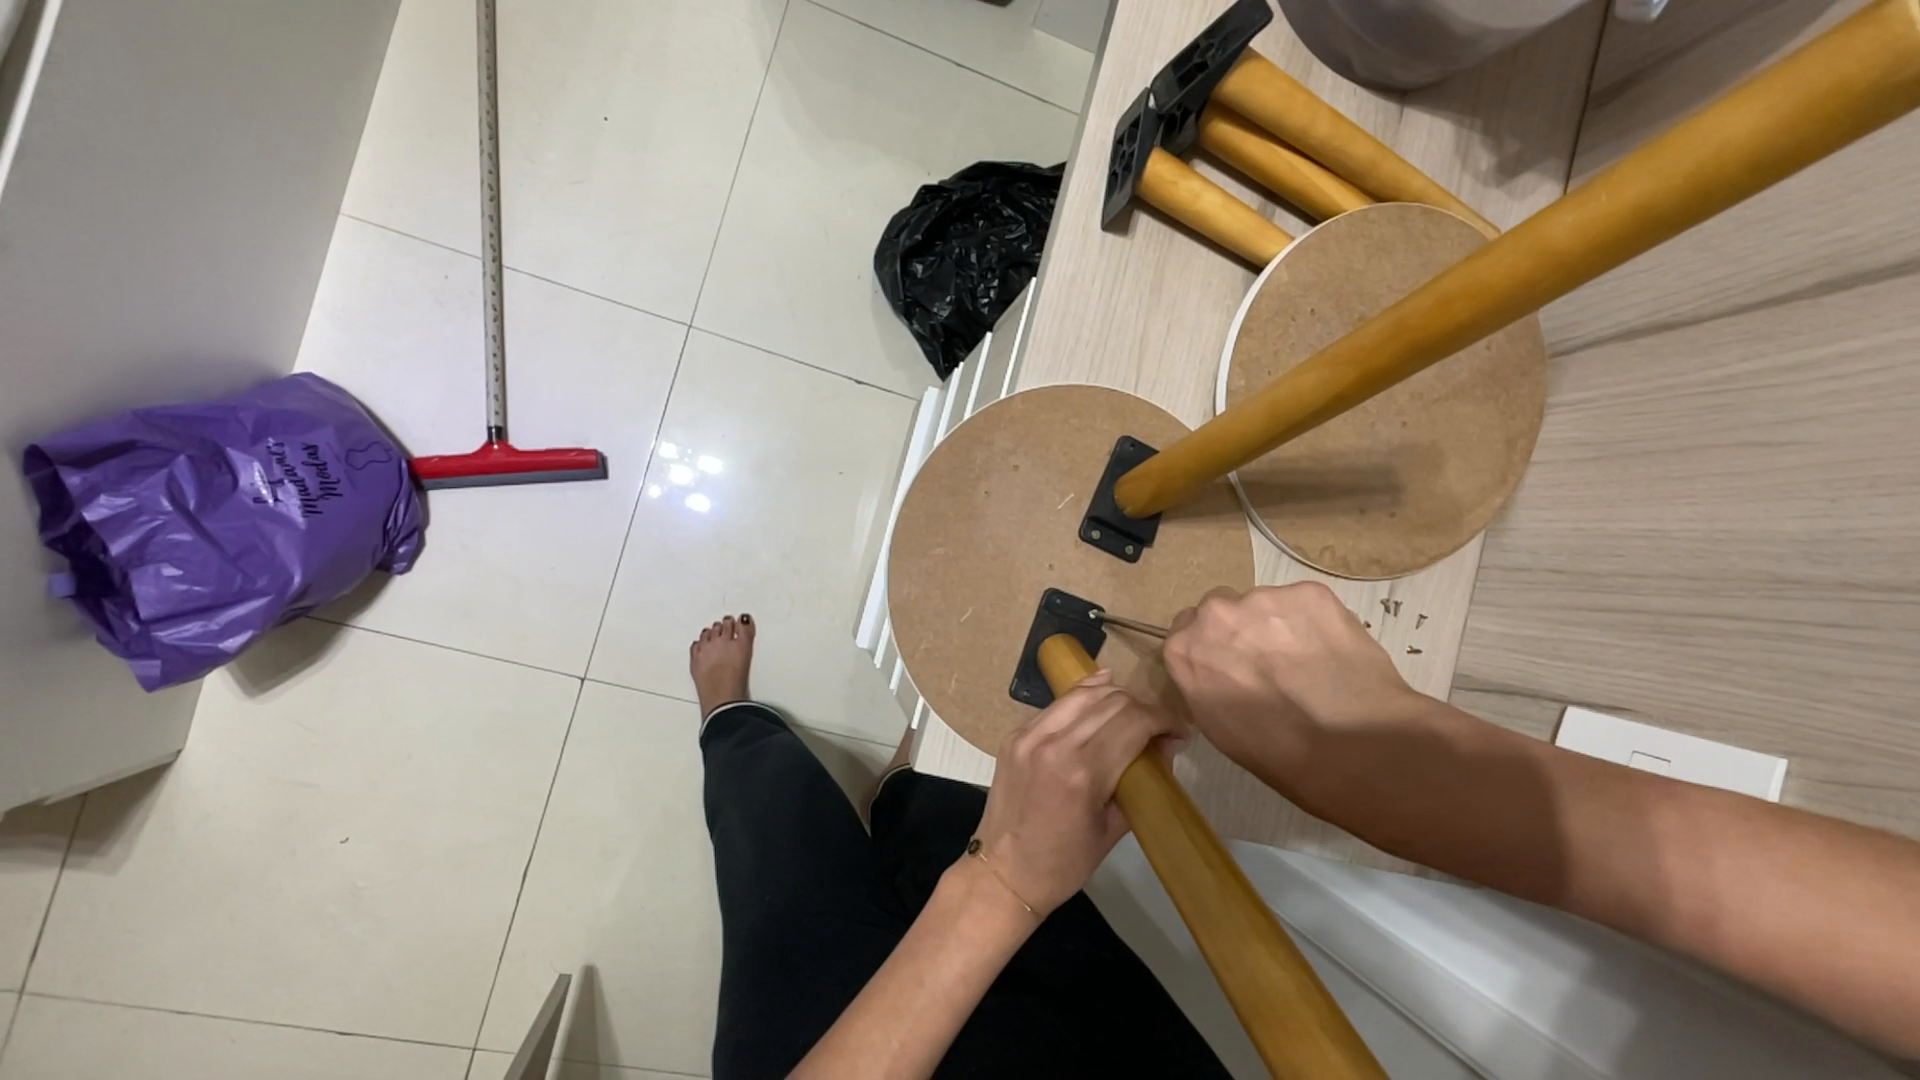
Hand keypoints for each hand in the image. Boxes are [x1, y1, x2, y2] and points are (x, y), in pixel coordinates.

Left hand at [971, 673, 1182, 916]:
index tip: (1180, 732)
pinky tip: (1102, 695)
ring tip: (1135, 712)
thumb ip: (1141, 781)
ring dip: (1115, 697)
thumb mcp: (1113, 828)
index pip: (1134, 721)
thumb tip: (1166, 747)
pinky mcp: (1015, 735)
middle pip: (1112, 701)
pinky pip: (1057, 705)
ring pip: (1083, 694)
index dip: (1164, 720)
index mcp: (1081, 771)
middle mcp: (1053, 743)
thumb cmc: (1063, 864)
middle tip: (1161, 727)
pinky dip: (1084, 697)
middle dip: (1144, 707)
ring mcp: (1029, 735)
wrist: (1002, 873)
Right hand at [1163, 583, 1419, 780]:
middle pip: (1222, 608)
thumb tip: (1217, 673)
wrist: (1349, 746)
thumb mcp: (1214, 725)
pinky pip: (1304, 602)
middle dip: (1241, 629)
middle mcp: (1216, 614)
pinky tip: (1332, 653)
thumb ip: (1202, 682)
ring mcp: (1263, 599)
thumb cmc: (1276, 752)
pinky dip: (1316, 621)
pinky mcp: (1309, 593)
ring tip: (1309, 662)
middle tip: (1270, 662)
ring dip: (1279, 624)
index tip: (1231, 662)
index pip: (1187, 630)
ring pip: (1265, 604)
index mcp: (1185, 649)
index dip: (1212, 646)